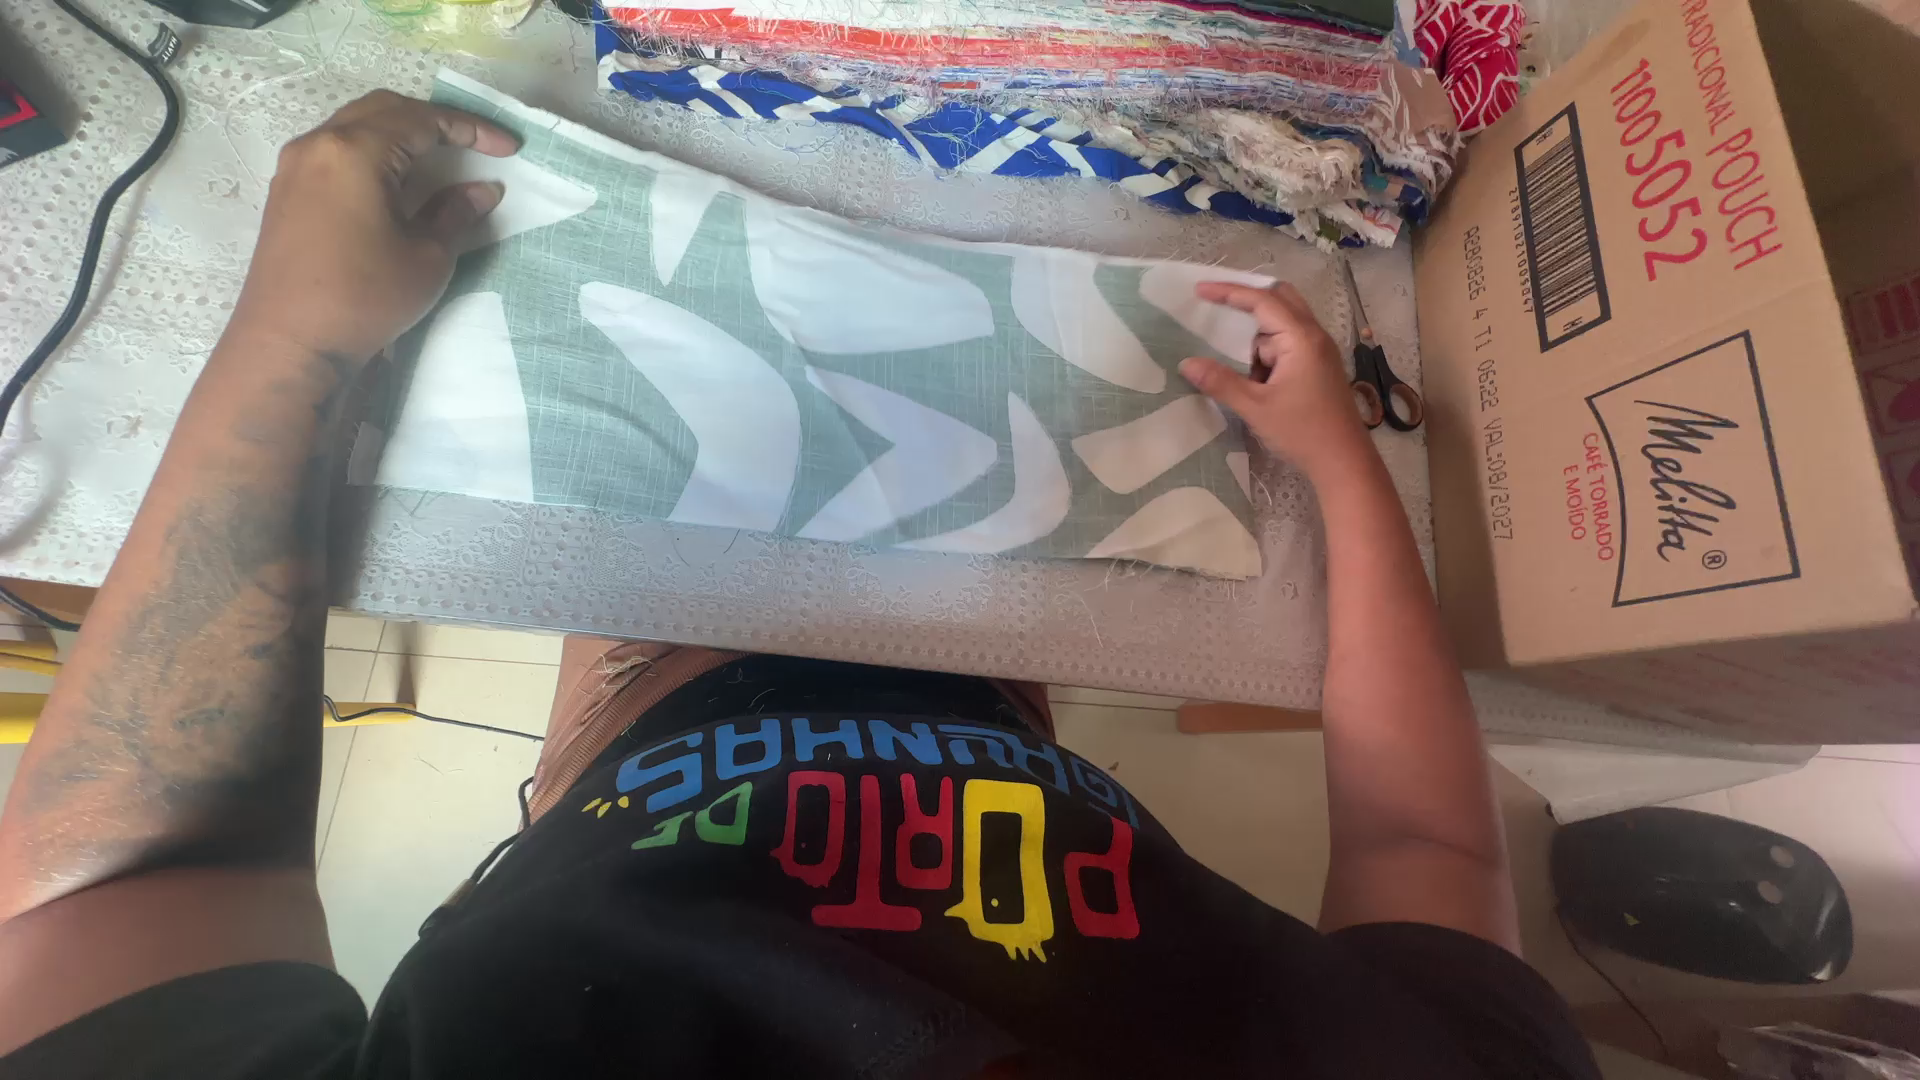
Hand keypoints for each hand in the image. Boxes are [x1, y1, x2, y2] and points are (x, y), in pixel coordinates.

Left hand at [228, 90, 518, 364]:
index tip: (510, 147)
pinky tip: (407, 180)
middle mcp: (319, 145)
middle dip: (437, 121)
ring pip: (360, 127)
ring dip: (407, 135)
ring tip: (449, 159)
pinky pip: (343, 150)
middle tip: (481, 145)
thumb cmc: (369, 295)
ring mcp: (300, 166)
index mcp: (354, 153)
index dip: (470, 128)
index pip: (420, 121)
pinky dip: (383, 153)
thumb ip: (455, 213)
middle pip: (384, 111)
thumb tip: (483, 188)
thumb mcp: (428, 256)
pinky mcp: (294, 190)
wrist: (296, 337)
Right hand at [1178, 281, 1373, 478]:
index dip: (1229, 292)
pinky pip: (1286, 345)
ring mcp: (1317, 352)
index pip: (1262, 301)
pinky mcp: (1316, 368)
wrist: (1342, 460)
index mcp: (1300, 338)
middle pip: (1279, 300)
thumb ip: (1220, 382)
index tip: (1200, 289)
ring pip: (1281, 326)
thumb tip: (1186, 363)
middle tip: (1215, 304)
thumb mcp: (1255, 407)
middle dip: (1247, 301)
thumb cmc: (1301, 431)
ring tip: (1227, 351)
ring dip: (1255, 334)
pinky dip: (1264, 351)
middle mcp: (1313, 336)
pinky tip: (1248, 371)